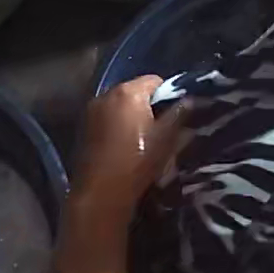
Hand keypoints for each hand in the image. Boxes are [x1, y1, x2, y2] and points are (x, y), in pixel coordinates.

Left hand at [66, 76, 183, 258]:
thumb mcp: (166, 139)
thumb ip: (179, 115)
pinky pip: (107, 117)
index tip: (175, 114)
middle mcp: (106, 94)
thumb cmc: (138, 161)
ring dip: (132, 115)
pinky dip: (117, 124)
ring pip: (120, 105)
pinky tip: (124, 144)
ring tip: (142, 138)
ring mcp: (92, 110)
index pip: (154, 80)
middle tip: (161, 128)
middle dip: (149, 105)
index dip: (168, 94)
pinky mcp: (84, 126)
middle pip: (135, 91)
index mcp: (128, 92)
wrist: (101, 192)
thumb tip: (189, 99)